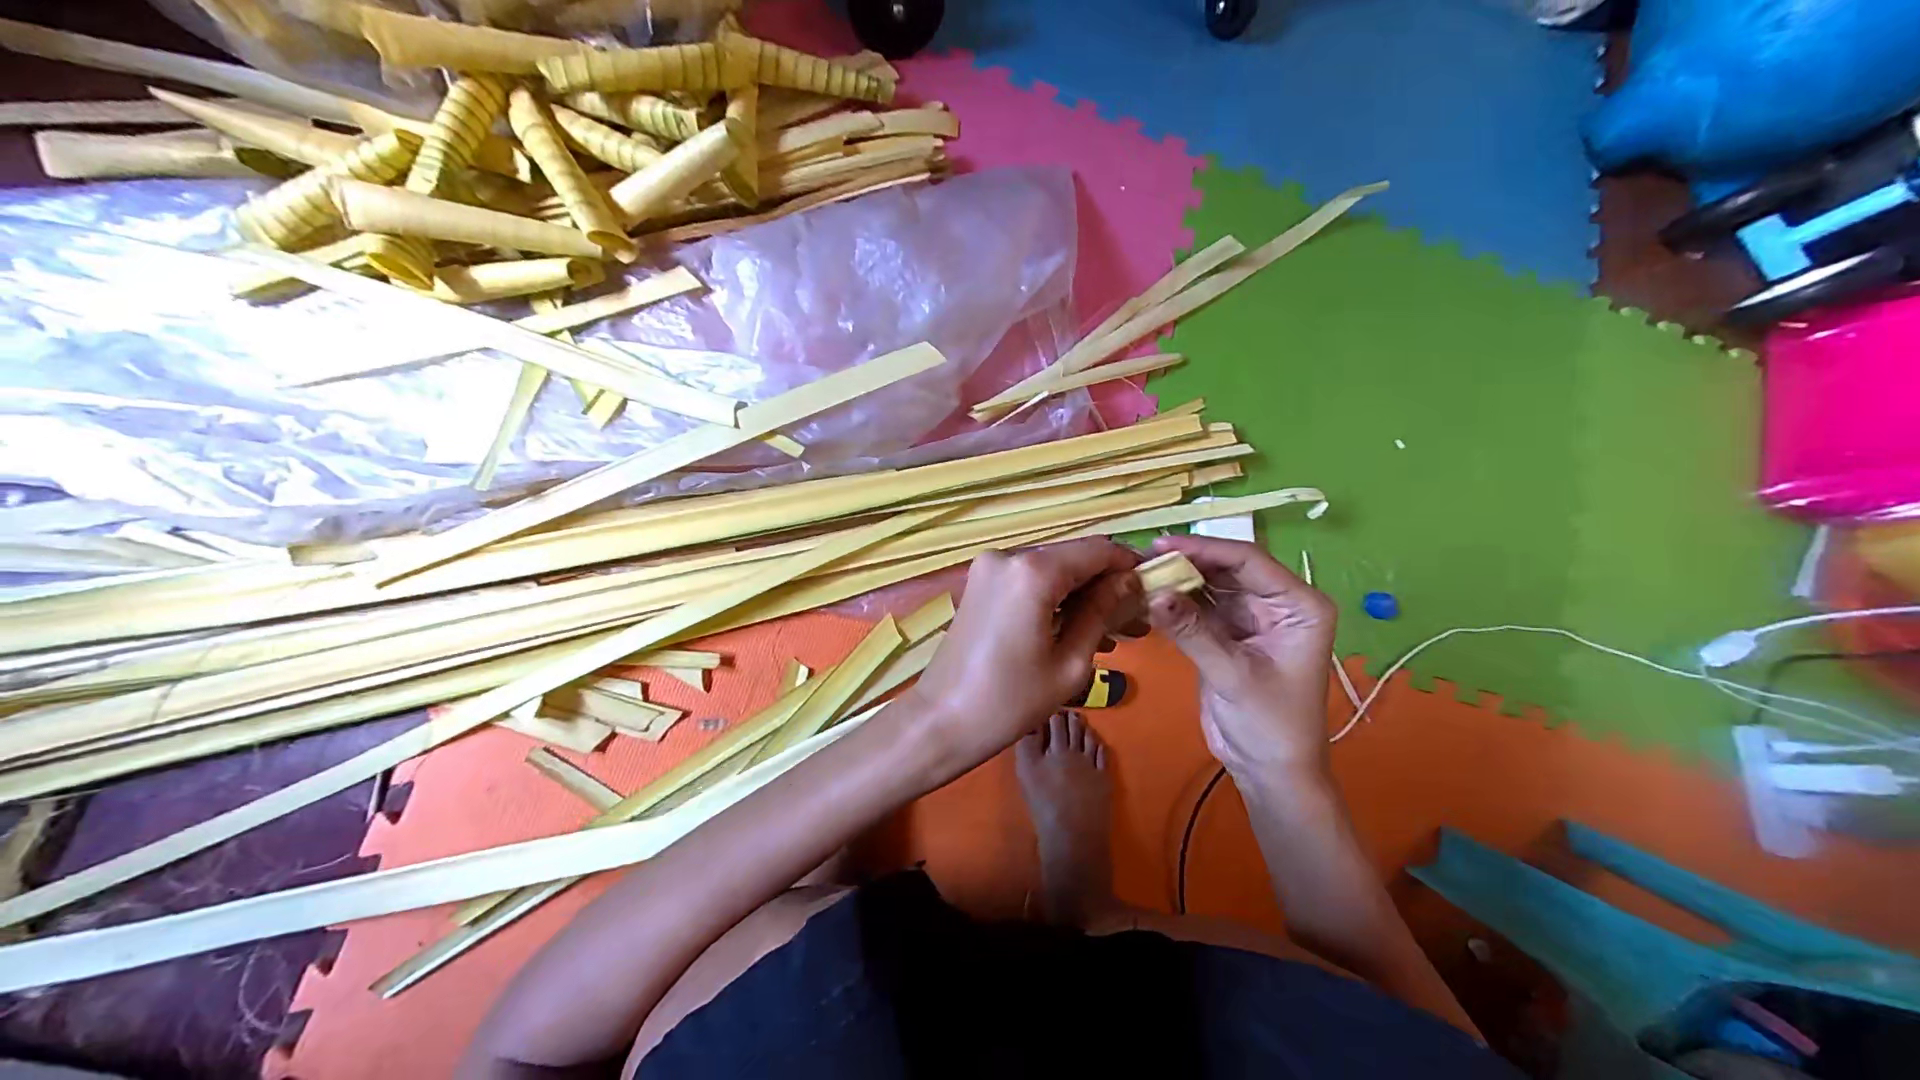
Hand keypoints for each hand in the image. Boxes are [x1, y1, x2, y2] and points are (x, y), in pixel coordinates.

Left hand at [904, 538, 1141, 772]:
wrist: (941, 721)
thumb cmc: (1010, 700)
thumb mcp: (1070, 662)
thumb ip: (1101, 612)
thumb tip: (1130, 582)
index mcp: (1032, 571)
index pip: (1097, 550)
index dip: (1128, 566)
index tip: (1152, 589)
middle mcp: (1008, 556)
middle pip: (1073, 558)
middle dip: (1106, 585)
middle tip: (1134, 621)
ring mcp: (988, 568)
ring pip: (1051, 570)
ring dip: (1081, 595)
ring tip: (1112, 634)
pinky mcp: (979, 584)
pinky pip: (1028, 582)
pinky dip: (1054, 599)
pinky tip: (1076, 631)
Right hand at [1144, 535, 1335, 780]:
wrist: (1269, 770)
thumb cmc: (1271, 725)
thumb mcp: (1233, 676)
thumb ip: (1193, 631)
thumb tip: (1154, 593)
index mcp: (1299, 605)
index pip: (1250, 561)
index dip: (1205, 549)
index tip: (1163, 545)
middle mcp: (1276, 603)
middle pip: (1226, 569)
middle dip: (1186, 562)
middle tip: (1142, 557)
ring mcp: (1249, 618)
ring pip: (1208, 586)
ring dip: (1176, 580)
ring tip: (1138, 571)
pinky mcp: (1226, 634)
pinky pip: (1197, 608)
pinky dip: (1173, 602)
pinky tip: (1146, 595)